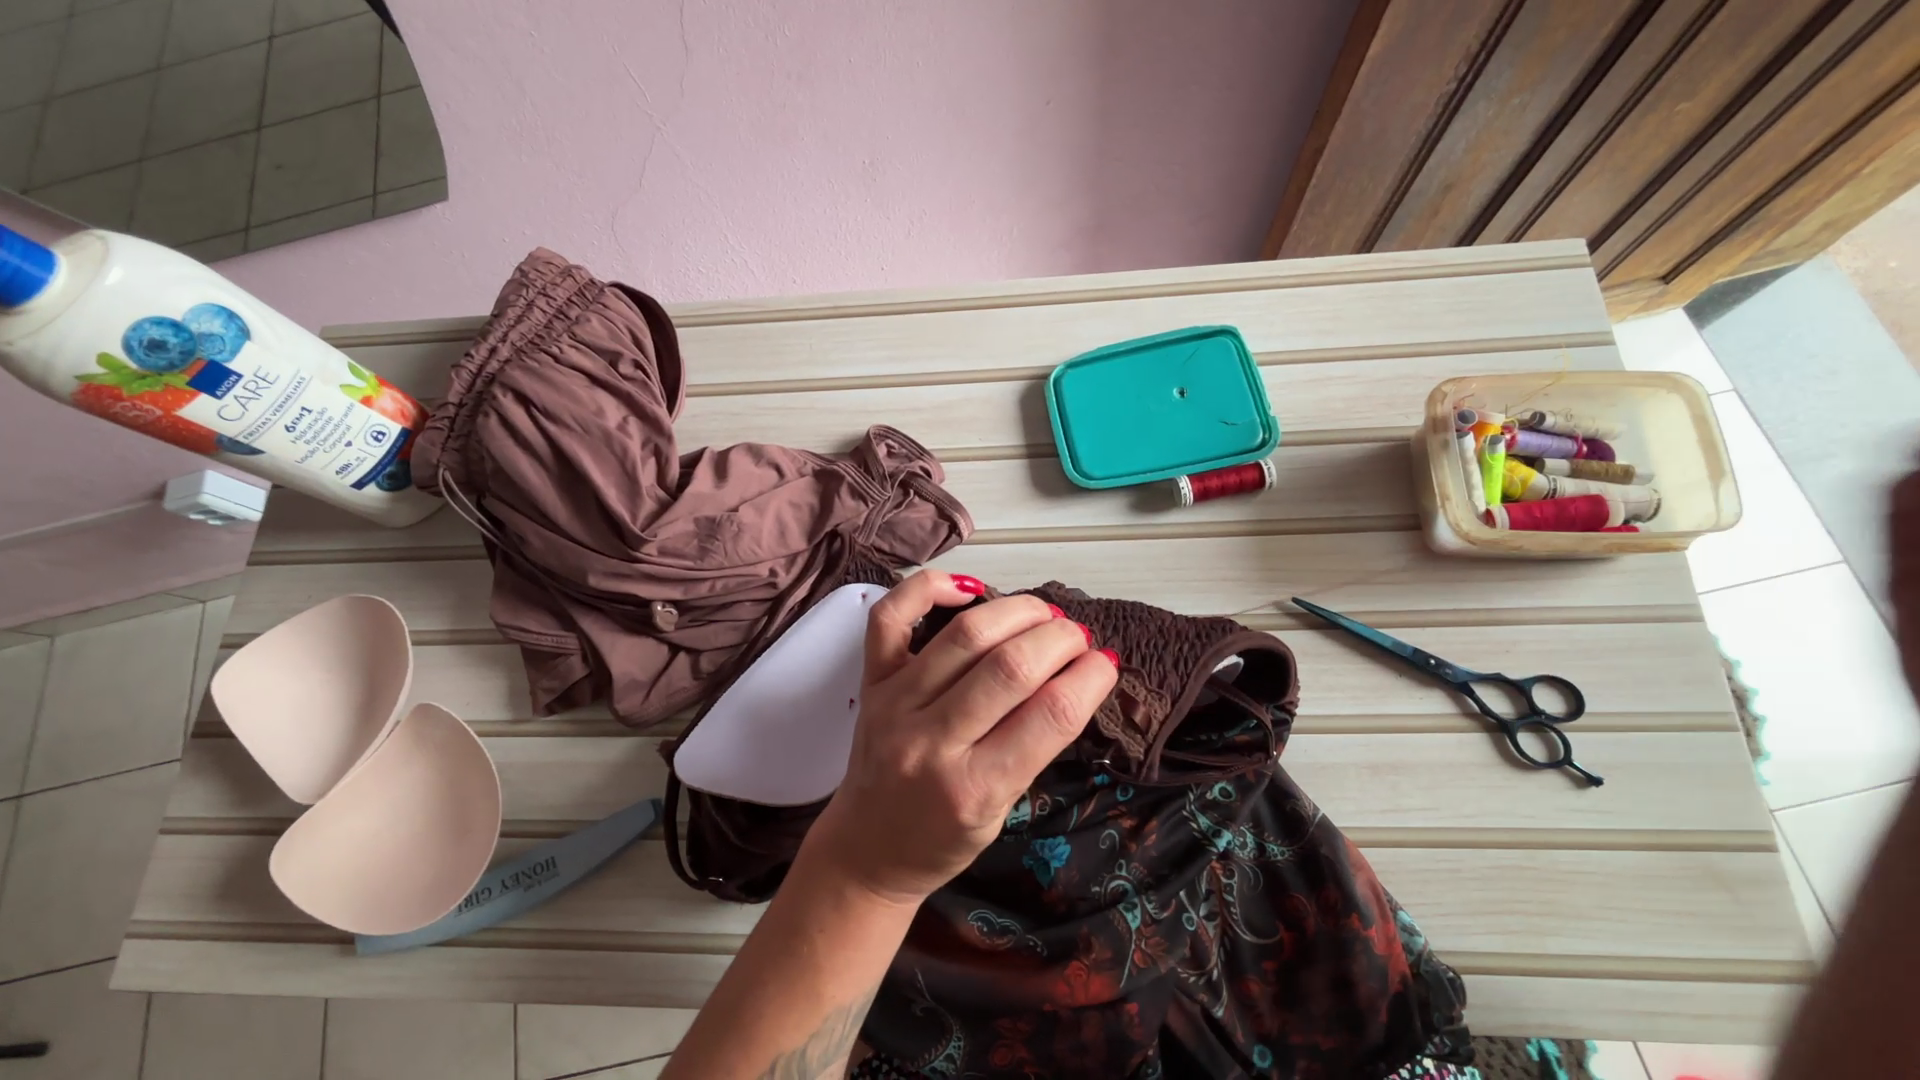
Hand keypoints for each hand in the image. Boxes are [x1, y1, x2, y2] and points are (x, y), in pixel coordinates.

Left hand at [799, 570, 1119, 905]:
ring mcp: (894, 705)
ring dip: (1017, 611)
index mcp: (974, 790)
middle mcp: (931, 743)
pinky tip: (969, 589)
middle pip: (1010, 667)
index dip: (1090, 677)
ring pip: (964, 634)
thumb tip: (1078, 674)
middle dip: (1060, 639)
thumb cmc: (942, 840)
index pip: (1050, 716)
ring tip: (1043, 615)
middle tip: (1078, 637)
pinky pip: (891, 617)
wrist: (868, 851)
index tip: (1105, 663)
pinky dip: (929, 588)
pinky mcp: (870, 682)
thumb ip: (1034, 747)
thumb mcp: (1002, 813)